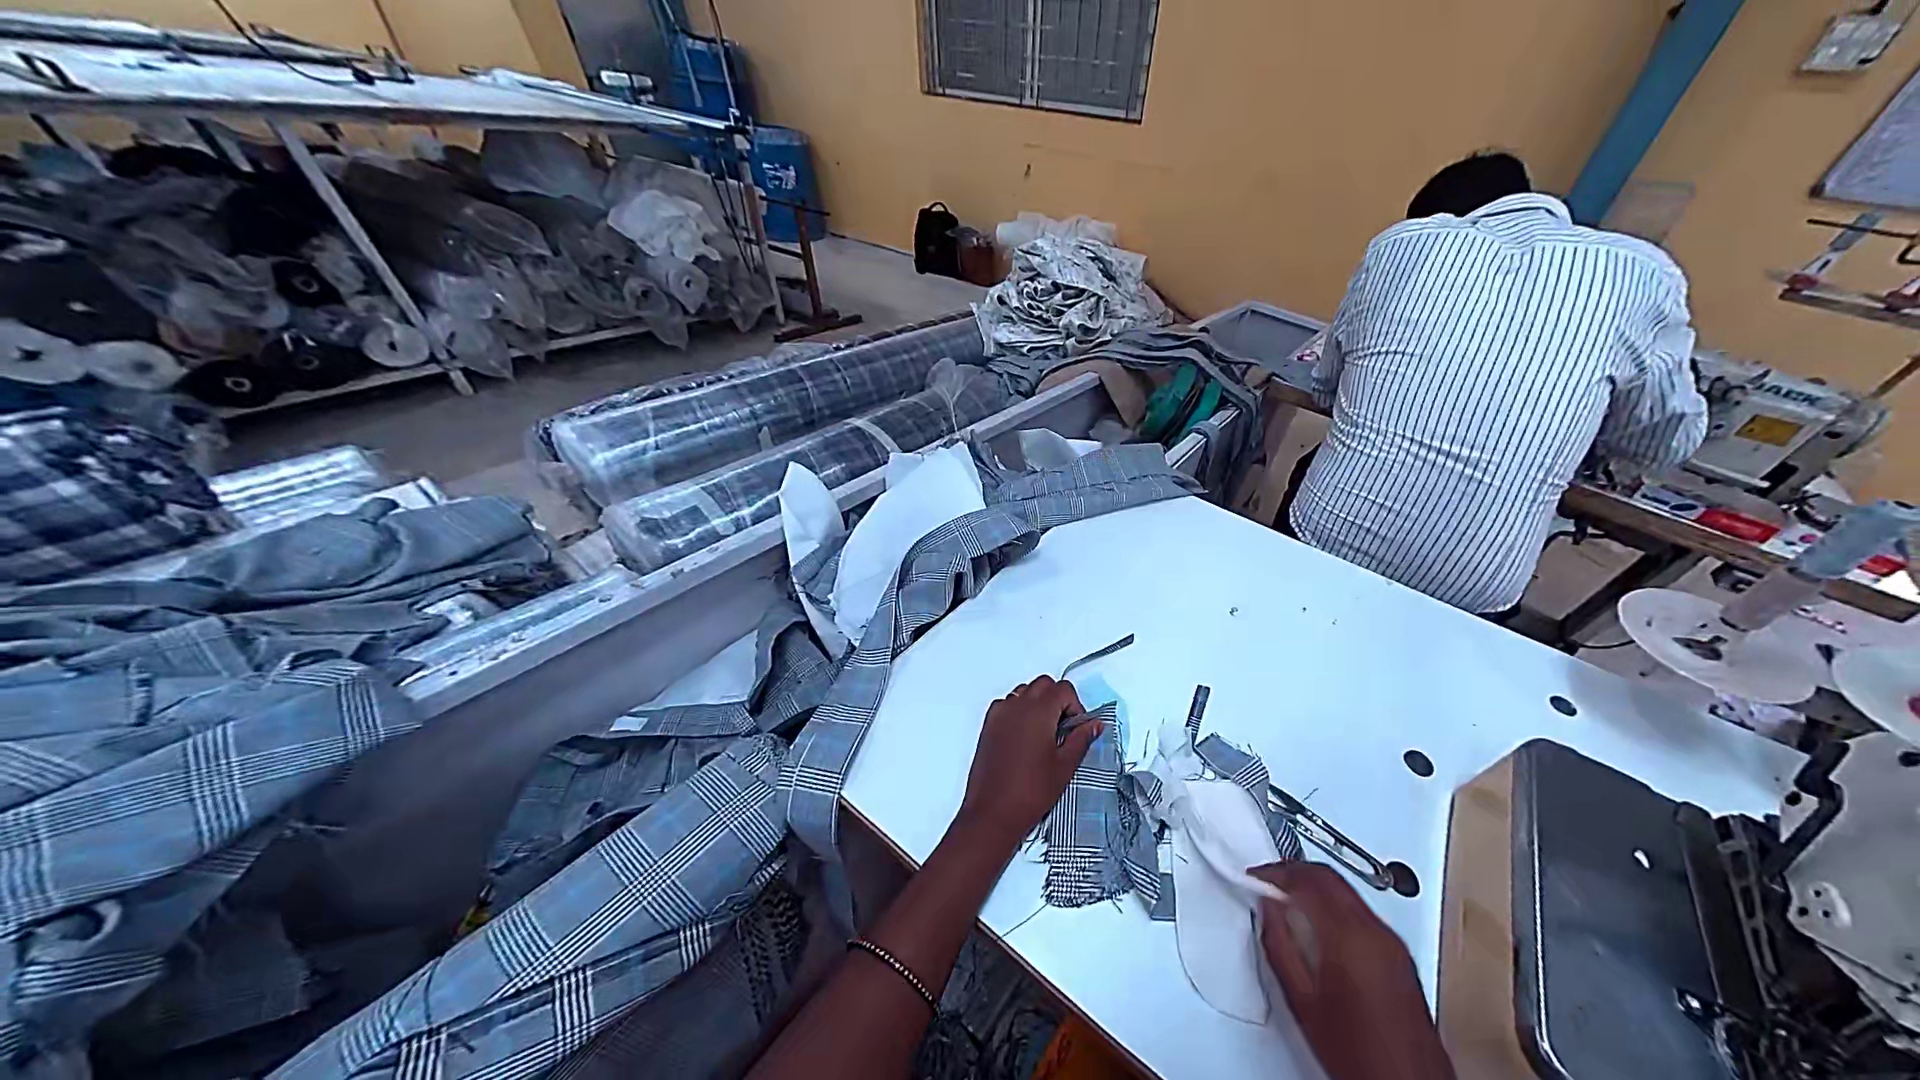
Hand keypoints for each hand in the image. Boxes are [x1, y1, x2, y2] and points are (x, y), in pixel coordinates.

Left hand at [954, 675, 1101, 851]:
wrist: (994, 812)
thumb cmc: (1026, 793)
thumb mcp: (1064, 765)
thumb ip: (1080, 739)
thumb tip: (1092, 726)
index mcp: (1037, 712)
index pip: (1063, 689)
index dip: (1076, 706)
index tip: (1078, 726)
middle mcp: (1015, 707)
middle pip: (1043, 684)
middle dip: (1058, 699)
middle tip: (1066, 727)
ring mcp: (999, 715)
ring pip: (1024, 692)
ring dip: (1038, 704)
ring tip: (1047, 735)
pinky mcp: (988, 726)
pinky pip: (1007, 706)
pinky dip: (1019, 712)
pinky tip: (1027, 739)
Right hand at [1251, 862, 1455, 1079]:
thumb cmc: (1362, 1058)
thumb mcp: (1301, 999)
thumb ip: (1279, 944)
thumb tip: (1268, 911)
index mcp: (1349, 937)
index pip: (1310, 878)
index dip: (1276, 871)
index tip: (1256, 878)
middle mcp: (1377, 933)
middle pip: (1331, 878)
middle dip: (1295, 874)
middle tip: (1268, 883)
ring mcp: (1394, 944)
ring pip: (1347, 893)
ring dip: (1315, 890)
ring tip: (1287, 906)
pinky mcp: (1401, 957)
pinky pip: (1362, 913)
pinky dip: (1334, 908)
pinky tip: (1316, 929)